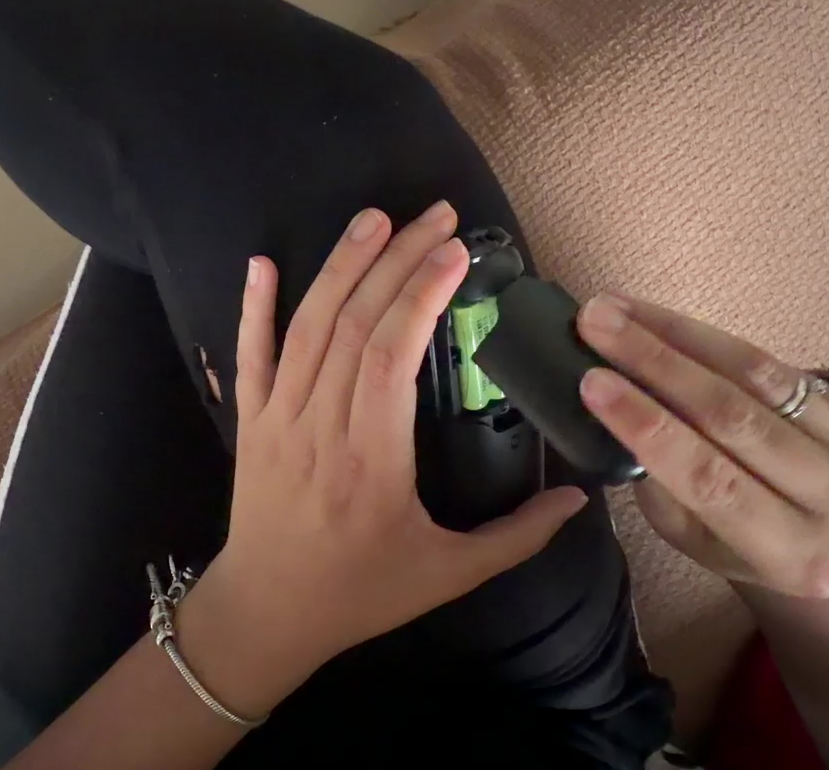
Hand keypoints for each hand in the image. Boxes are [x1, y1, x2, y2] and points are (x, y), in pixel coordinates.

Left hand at [180, 203, 588, 712]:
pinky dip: (254, 307)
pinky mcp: (250, 420)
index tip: (453, 252)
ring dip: (340, 266)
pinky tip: (262, 261)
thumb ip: (518, 537)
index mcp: (371, 461)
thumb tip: (580, 497)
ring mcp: (277, 418)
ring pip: (308, 328)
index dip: (421, 295)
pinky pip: (249, 356)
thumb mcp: (448, 576)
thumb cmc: (361, 594)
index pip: (391, 356)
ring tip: (374, 218)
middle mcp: (320, 427)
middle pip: (354, 325)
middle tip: (434, 215)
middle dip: (396, 261)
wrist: (267, 614)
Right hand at [575, 294, 828, 597]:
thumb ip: (661, 476)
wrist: (815, 538)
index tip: (591, 380)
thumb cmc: (728, 542)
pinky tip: (654, 316)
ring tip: (617, 307)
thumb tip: (622, 402)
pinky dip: (703, 334)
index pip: (710, 480)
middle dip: (653, 362)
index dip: (648, 425)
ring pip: (755, 375)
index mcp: (792, 556)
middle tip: (595, 322)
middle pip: (735, 416)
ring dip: (673, 332)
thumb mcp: (683, 532)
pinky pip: (769, 360)